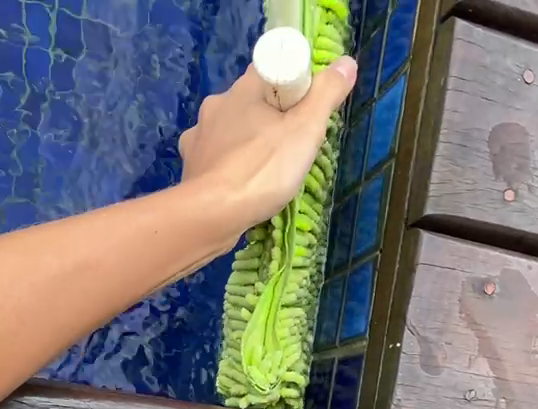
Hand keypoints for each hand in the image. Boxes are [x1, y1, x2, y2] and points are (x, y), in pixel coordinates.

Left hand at [176, 56, 357, 236]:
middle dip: (269, 120)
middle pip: (251, 103)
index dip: (292, 87)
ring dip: (245, 144)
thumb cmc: (261, 170)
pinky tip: (237, 184)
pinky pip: (215, 160)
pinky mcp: (190, 168)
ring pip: (230, 132)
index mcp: (243, 89)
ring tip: (262, 170)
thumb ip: (326, 95)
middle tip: (288, 149)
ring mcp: (198, 137)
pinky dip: (227, 167)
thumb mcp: (305, 130)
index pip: (272, 70)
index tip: (304, 114)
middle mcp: (216, 105)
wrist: (211, 216)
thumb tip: (347, 63)